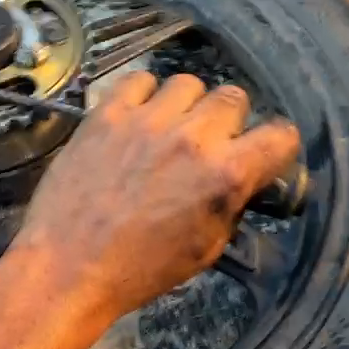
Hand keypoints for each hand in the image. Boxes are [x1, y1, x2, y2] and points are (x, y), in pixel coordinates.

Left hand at [11, 71, 300, 324]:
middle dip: (228, 121)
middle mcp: (192, 137)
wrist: (68, 266)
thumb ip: (231, 202)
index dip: (276, 145)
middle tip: (207, 143)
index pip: (280, 134)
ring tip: (169, 128)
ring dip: (186, 104)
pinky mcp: (107, 112)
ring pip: (188, 82)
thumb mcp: (206, 248)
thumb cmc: (139, 269)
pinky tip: (136, 117)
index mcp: (225, 175)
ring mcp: (147, 119)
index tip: (263, 152)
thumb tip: (241, 178)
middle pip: (233, 97)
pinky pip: (139, 79)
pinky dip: (144, 94)